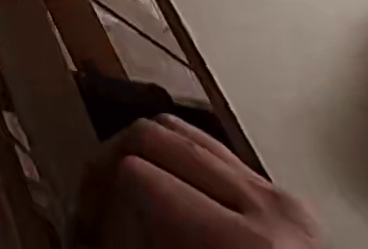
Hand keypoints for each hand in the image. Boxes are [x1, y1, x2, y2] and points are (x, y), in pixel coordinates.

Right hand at [74, 117, 319, 248]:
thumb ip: (129, 244)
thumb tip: (83, 230)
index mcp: (247, 246)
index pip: (136, 174)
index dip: (103, 211)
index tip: (94, 241)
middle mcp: (271, 208)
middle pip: (151, 135)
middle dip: (109, 171)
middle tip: (93, 214)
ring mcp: (281, 199)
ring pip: (178, 130)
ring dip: (138, 159)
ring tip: (122, 203)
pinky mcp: (284, 202)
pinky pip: (207, 150)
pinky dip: (172, 162)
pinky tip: (161, 200)